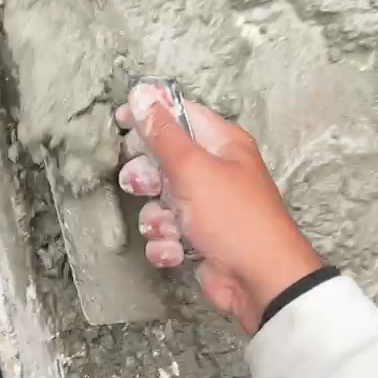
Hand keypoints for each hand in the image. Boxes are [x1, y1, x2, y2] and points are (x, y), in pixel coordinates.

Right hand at [115, 80, 322, 332]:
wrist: (257, 279)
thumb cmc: (236, 219)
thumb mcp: (193, 168)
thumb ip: (163, 133)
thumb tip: (142, 97)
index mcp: (221, 144)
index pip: (179, 115)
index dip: (149, 115)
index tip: (119, 121)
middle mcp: (215, 171)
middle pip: (161, 160)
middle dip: (146, 178)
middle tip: (148, 185)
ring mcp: (206, 206)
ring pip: (157, 201)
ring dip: (156, 217)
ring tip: (171, 226)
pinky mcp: (197, 237)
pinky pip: (164, 233)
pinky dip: (166, 243)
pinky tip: (178, 250)